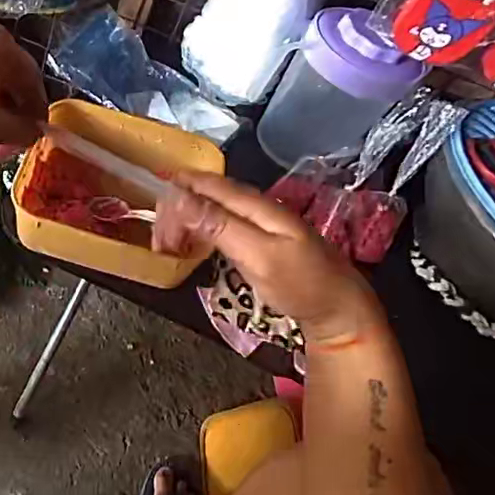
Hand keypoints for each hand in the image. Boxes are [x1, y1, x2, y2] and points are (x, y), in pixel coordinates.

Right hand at [154, 172, 383, 346]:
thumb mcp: (258, 256)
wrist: (339, 309)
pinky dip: (200, 231)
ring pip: (213, 208)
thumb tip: (179, 198)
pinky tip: (192, 245)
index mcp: (255, 204)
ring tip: (167, 245)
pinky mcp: (260, 240)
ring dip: (186, 221)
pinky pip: (221, 224)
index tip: (154, 219)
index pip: (207, 185)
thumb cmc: (301, 283)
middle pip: (207, 194)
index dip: (177, 194)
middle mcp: (256, 207)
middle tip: (159, 243)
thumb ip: (219, 226)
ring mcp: (259, 223)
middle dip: (177, 209)